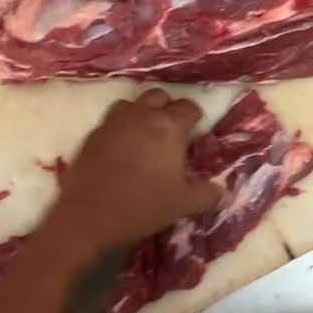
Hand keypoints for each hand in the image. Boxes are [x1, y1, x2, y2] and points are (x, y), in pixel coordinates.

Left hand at [48, 89, 223, 252]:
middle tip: (172, 131)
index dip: (195, 117)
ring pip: (132, 104)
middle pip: (159, 96)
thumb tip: (223, 193)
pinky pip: (110, 121)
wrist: (89, 216)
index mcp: (169, 126)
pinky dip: (120, 128)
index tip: (196, 131)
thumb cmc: (144, 205)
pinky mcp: (92, 135)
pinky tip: (121, 149)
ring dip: (142, 113)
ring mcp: (113, 122)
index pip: (188, 107)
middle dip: (168, 108)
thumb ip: (207, 195)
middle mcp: (141, 115)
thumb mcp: (183, 204)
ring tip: (145, 135)